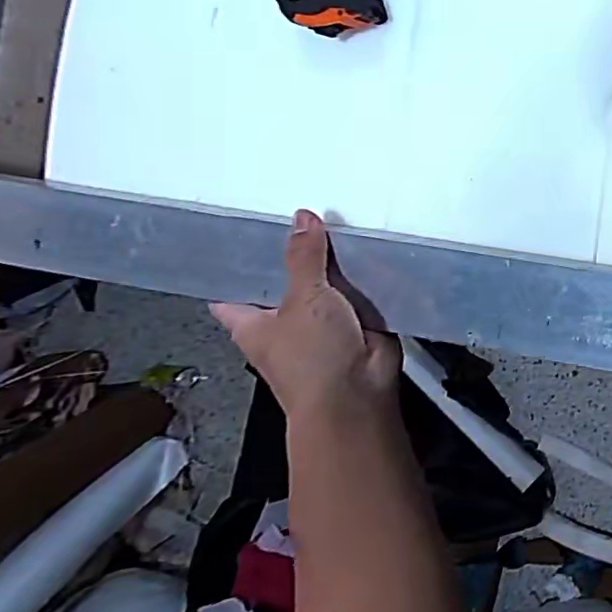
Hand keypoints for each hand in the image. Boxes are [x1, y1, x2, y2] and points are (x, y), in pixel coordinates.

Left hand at [211, 210, 400, 425]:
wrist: (357, 393)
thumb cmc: (311, 359)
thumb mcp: (302, 299)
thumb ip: (304, 258)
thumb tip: (301, 219)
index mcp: (251, 322)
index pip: (234, 290)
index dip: (239, 265)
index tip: (248, 235)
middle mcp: (285, 323)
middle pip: (289, 281)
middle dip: (300, 256)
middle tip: (310, 217)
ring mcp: (324, 324)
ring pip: (328, 287)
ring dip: (339, 267)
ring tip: (347, 226)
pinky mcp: (359, 325)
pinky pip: (362, 296)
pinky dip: (369, 280)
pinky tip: (377, 255)